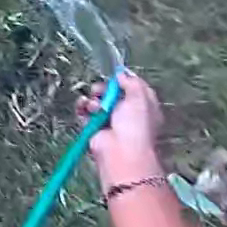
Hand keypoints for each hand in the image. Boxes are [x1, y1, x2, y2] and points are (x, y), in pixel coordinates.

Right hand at [75, 70, 163, 185]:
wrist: (121, 152)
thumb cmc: (135, 124)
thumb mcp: (140, 97)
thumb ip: (131, 82)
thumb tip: (121, 74)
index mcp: (143, 106)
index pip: (133, 88)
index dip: (123, 80)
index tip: (115, 75)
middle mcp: (127, 114)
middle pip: (112, 93)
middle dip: (104, 88)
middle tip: (99, 90)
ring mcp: (110, 122)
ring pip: (97, 102)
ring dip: (93, 99)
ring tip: (94, 104)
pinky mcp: (94, 129)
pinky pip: (85, 113)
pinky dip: (82, 107)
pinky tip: (83, 106)